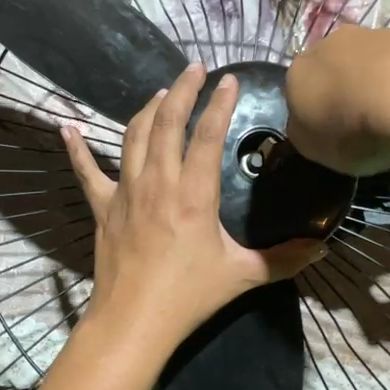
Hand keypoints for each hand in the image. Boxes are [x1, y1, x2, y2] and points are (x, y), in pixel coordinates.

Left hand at [63, 64, 326, 350]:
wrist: (134, 320)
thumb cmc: (189, 296)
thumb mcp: (243, 276)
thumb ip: (284, 258)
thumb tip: (321, 248)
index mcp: (194, 195)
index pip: (206, 135)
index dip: (218, 104)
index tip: (228, 80)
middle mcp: (158, 183)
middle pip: (166, 123)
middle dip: (182, 90)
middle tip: (194, 69)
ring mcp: (125, 192)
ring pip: (133, 137)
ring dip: (147, 109)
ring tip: (162, 93)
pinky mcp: (103, 207)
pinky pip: (86, 171)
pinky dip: (77, 148)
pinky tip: (68, 127)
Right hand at [284, 24, 389, 174]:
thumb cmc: (351, 129)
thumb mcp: (312, 148)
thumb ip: (304, 133)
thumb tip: (305, 124)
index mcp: (298, 74)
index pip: (297, 94)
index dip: (314, 113)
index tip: (331, 132)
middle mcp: (327, 46)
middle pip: (332, 71)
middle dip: (344, 92)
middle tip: (363, 122)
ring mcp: (369, 35)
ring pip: (368, 63)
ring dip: (376, 83)